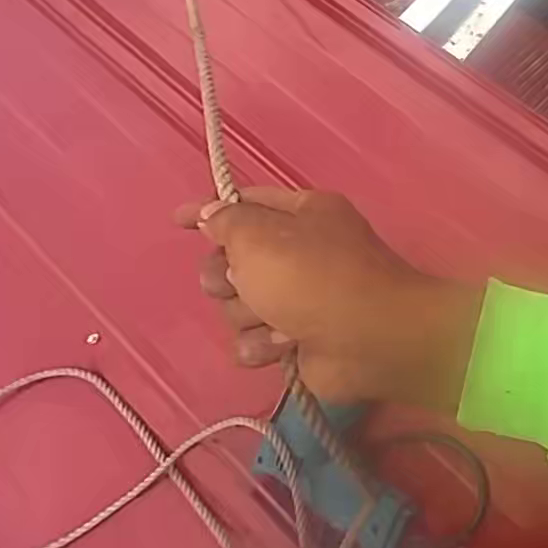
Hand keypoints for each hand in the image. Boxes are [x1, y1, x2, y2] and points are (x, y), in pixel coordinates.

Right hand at [174, 187, 482, 410]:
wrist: (369, 338)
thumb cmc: (316, 276)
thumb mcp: (262, 236)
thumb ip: (227, 221)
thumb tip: (211, 214)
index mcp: (301, 214)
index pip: (244, 203)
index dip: (209, 211)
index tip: (178, 220)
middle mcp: (298, 251)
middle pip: (231, 260)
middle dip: (229, 276)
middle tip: (246, 282)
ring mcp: (297, 296)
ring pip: (237, 305)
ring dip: (250, 314)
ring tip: (280, 317)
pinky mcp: (294, 338)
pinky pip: (252, 340)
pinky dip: (265, 344)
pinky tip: (287, 343)